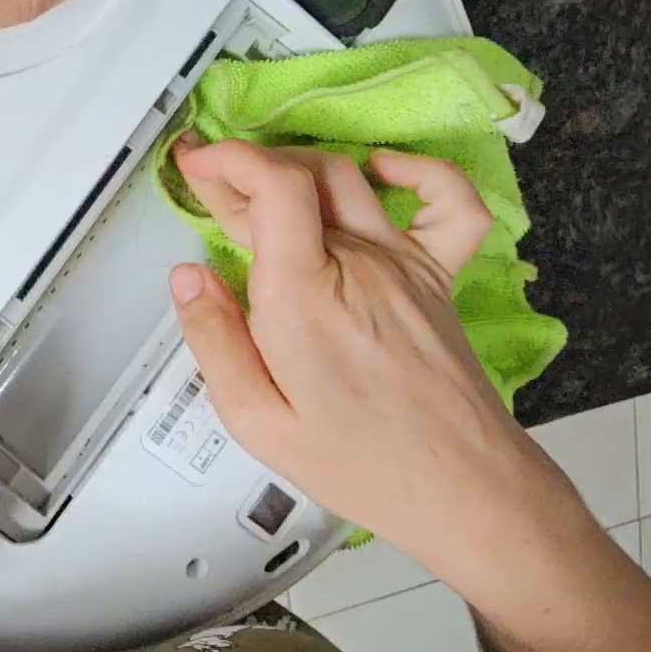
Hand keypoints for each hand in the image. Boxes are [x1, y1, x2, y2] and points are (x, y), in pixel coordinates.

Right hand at [166, 137, 583, 573]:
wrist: (465, 492)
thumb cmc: (355, 461)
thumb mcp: (253, 417)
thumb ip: (212, 337)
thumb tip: (186, 275)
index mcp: (305, 296)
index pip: (275, 187)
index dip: (230, 159)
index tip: (196, 162)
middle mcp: (360, 265)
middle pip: (300, 178)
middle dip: (241, 167)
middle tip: (204, 178)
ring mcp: (406, 266)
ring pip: (347, 180)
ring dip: (292, 167)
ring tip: (254, 185)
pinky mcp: (438, 277)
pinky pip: (450, 206)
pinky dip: (418, 172)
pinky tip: (382, 167)